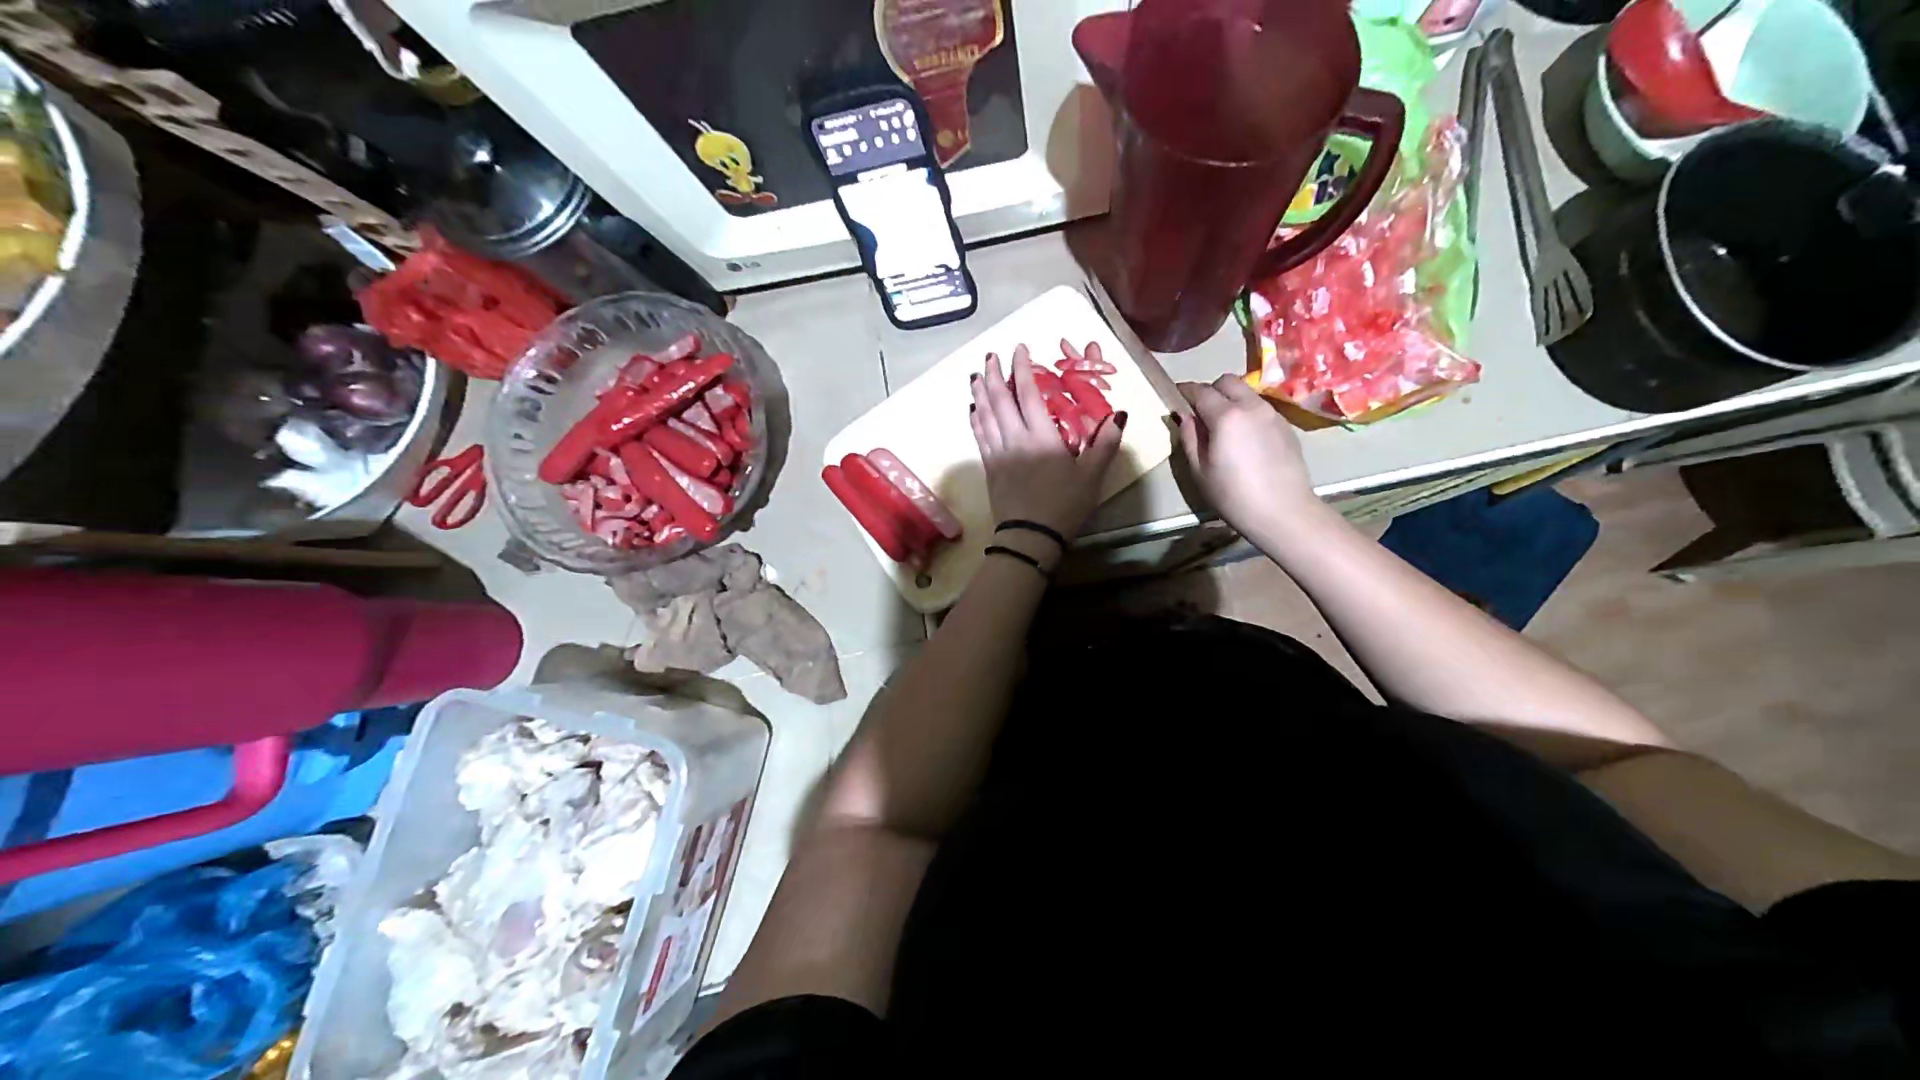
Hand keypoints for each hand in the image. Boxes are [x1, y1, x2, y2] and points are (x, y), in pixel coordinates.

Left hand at [970, 344, 1126, 547]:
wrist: (1029, 538)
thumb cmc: (1064, 506)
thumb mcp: (1092, 476)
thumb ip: (1105, 443)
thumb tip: (1118, 415)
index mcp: (1041, 437)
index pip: (1028, 394)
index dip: (1023, 369)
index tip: (1019, 349)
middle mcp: (1014, 439)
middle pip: (1000, 400)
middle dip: (995, 375)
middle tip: (991, 356)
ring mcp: (997, 453)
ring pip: (984, 415)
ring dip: (981, 393)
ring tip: (977, 376)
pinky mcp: (989, 468)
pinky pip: (979, 435)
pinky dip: (975, 418)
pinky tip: (973, 410)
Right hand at [1177, 376, 1319, 536]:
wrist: (1283, 512)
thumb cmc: (1233, 495)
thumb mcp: (1199, 470)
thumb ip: (1189, 437)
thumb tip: (1184, 415)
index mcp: (1226, 416)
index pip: (1201, 391)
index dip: (1185, 391)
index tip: (1175, 396)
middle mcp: (1251, 406)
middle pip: (1227, 381)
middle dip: (1210, 390)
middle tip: (1200, 411)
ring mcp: (1272, 414)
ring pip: (1247, 392)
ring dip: (1230, 399)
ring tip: (1223, 425)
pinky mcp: (1286, 425)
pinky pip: (1261, 407)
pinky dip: (1247, 412)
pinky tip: (1245, 438)